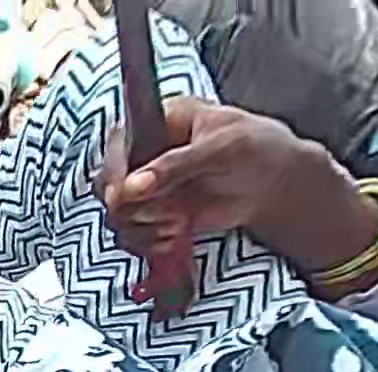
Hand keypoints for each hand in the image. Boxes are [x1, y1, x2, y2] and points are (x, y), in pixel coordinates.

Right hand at [99, 99, 377, 277]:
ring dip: (143, 227)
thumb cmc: (255, 149)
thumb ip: (176, 165)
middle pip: (106, 186)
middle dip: (128, 207)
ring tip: (177, 223)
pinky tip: (174, 238)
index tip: (121, 195)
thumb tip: (130, 187)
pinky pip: (129, 236)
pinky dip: (148, 243)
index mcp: (158, 123)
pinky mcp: (150, 217)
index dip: (113, 171)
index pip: (116, 145)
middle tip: (159, 212)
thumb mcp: (222, 148)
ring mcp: (144, 190)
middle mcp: (144, 157)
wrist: (271, 186)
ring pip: (116, 216)